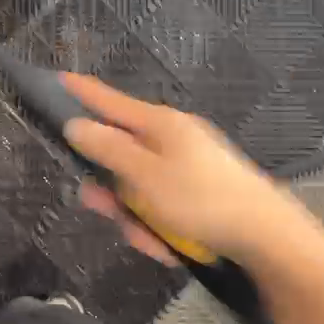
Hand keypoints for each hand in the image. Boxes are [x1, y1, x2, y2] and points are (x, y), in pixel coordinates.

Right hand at [60, 74, 321, 265]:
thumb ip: (108, 149)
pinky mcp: (198, 192)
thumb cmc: (202, 200)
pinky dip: (158, 226)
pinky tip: (167, 244)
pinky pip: (160, 205)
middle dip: (110, 188)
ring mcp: (187, 166)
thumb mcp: (145, 176)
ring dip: (135, 216)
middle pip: (120, 154)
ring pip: (137, 188)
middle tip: (102, 207)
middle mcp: (172, 139)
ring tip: (149, 238)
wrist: (266, 237)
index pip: (110, 101)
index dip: (81, 92)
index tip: (57, 79)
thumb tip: (75, 124)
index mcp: (160, 125)